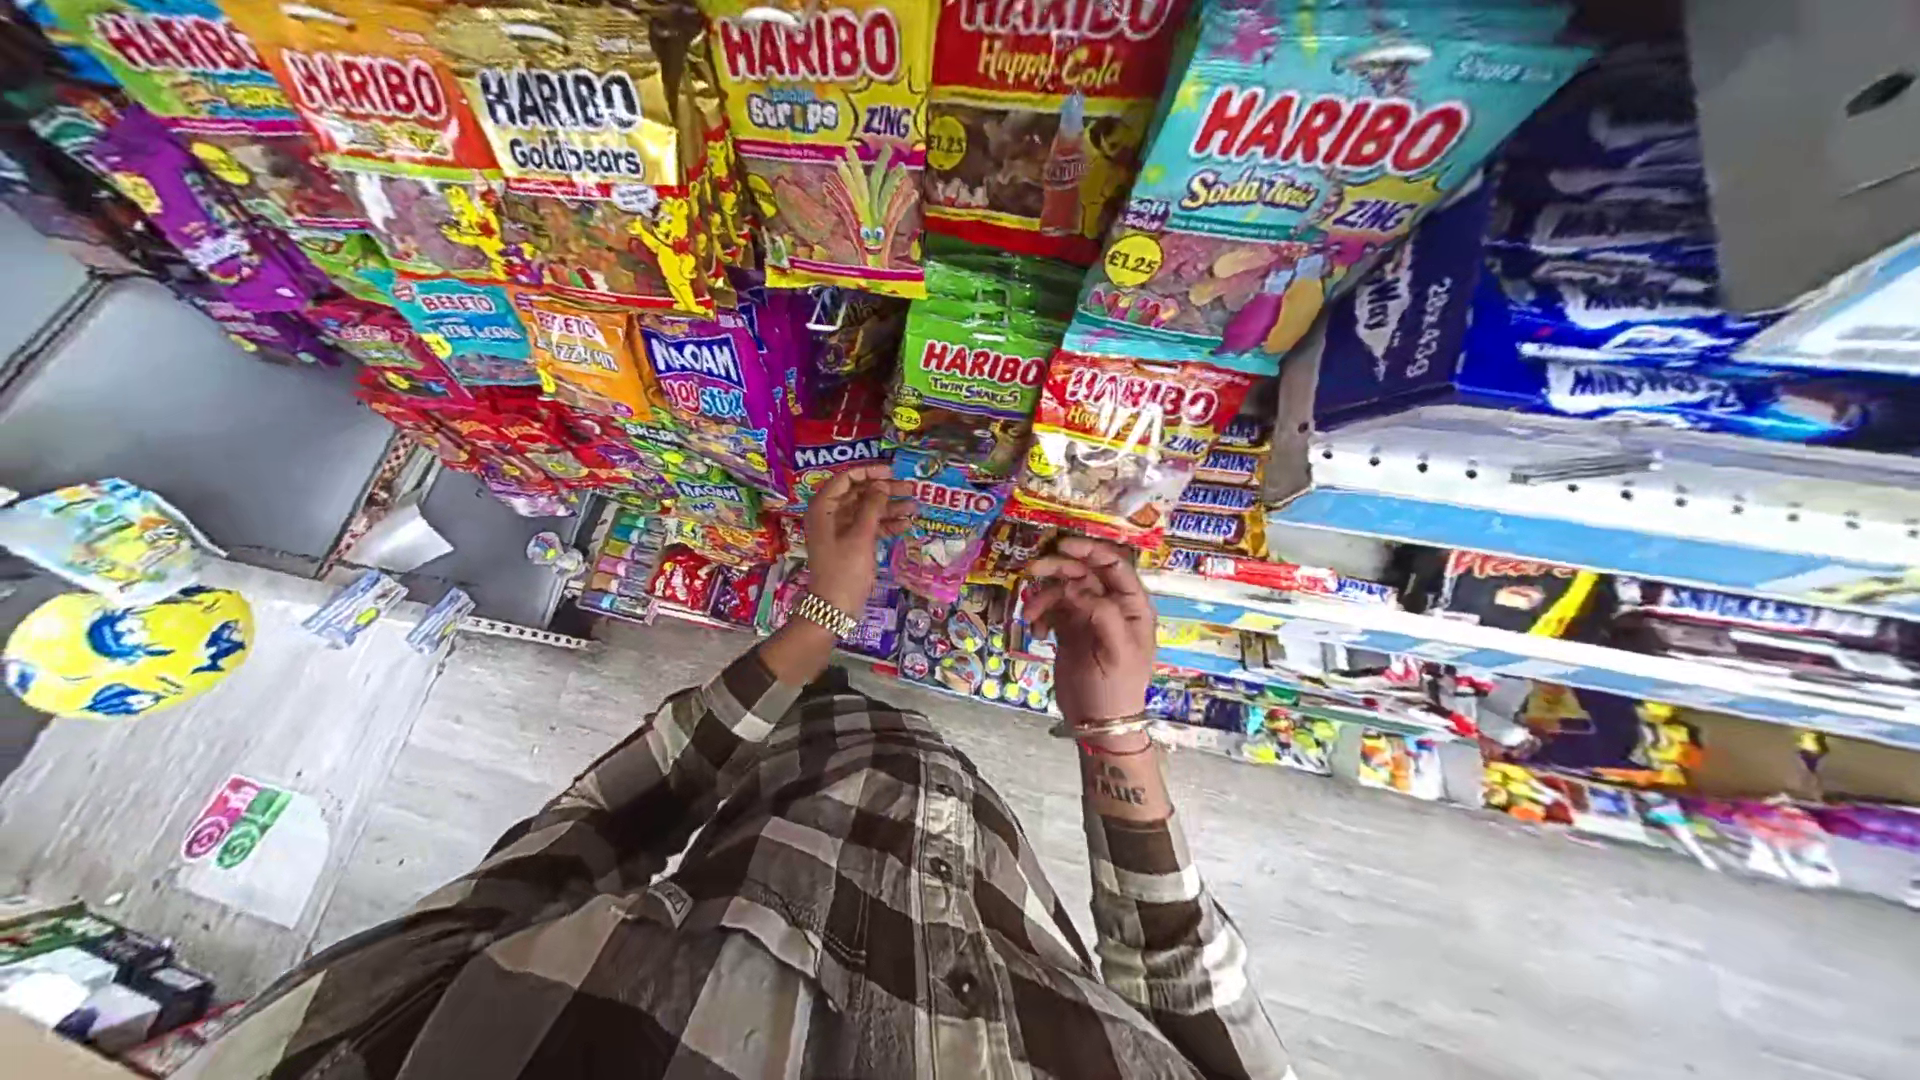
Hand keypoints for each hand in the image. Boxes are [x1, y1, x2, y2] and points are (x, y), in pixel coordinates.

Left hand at [802, 463, 913, 616]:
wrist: (835, 607)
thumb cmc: (844, 570)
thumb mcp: (860, 536)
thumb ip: (872, 507)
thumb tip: (882, 484)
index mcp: (823, 508)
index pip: (845, 479)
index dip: (869, 472)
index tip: (892, 472)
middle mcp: (830, 515)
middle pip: (859, 493)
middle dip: (884, 490)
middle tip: (910, 489)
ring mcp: (840, 530)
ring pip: (867, 510)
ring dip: (889, 507)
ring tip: (914, 507)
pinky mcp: (850, 543)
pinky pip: (869, 526)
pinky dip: (886, 524)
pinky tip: (905, 524)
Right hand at [1025, 537, 1156, 727]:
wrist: (1097, 722)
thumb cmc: (1115, 688)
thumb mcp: (1117, 651)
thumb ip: (1101, 613)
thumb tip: (1076, 585)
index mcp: (1131, 606)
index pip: (1113, 565)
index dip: (1090, 550)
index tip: (1062, 545)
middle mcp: (1110, 605)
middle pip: (1084, 572)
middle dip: (1058, 568)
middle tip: (1033, 569)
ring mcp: (1087, 615)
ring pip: (1063, 589)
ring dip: (1044, 596)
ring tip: (1030, 614)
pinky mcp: (1068, 628)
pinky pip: (1051, 608)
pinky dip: (1040, 614)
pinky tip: (1036, 631)